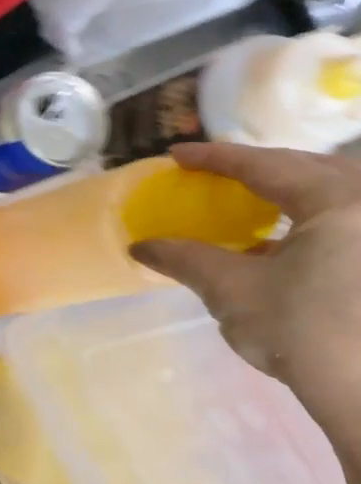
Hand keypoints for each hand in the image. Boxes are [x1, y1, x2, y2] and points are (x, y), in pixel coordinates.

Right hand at [130, 143, 360, 468]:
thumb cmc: (299, 329)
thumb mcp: (231, 291)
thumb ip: (188, 259)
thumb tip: (143, 245)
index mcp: (339, 200)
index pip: (268, 165)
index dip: (218, 158)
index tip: (178, 154)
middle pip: (316, 169)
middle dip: (265, 168)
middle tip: (219, 176)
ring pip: (340, 193)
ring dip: (296, 192)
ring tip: (256, 204)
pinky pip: (350, 218)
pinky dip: (318, 218)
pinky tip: (291, 240)